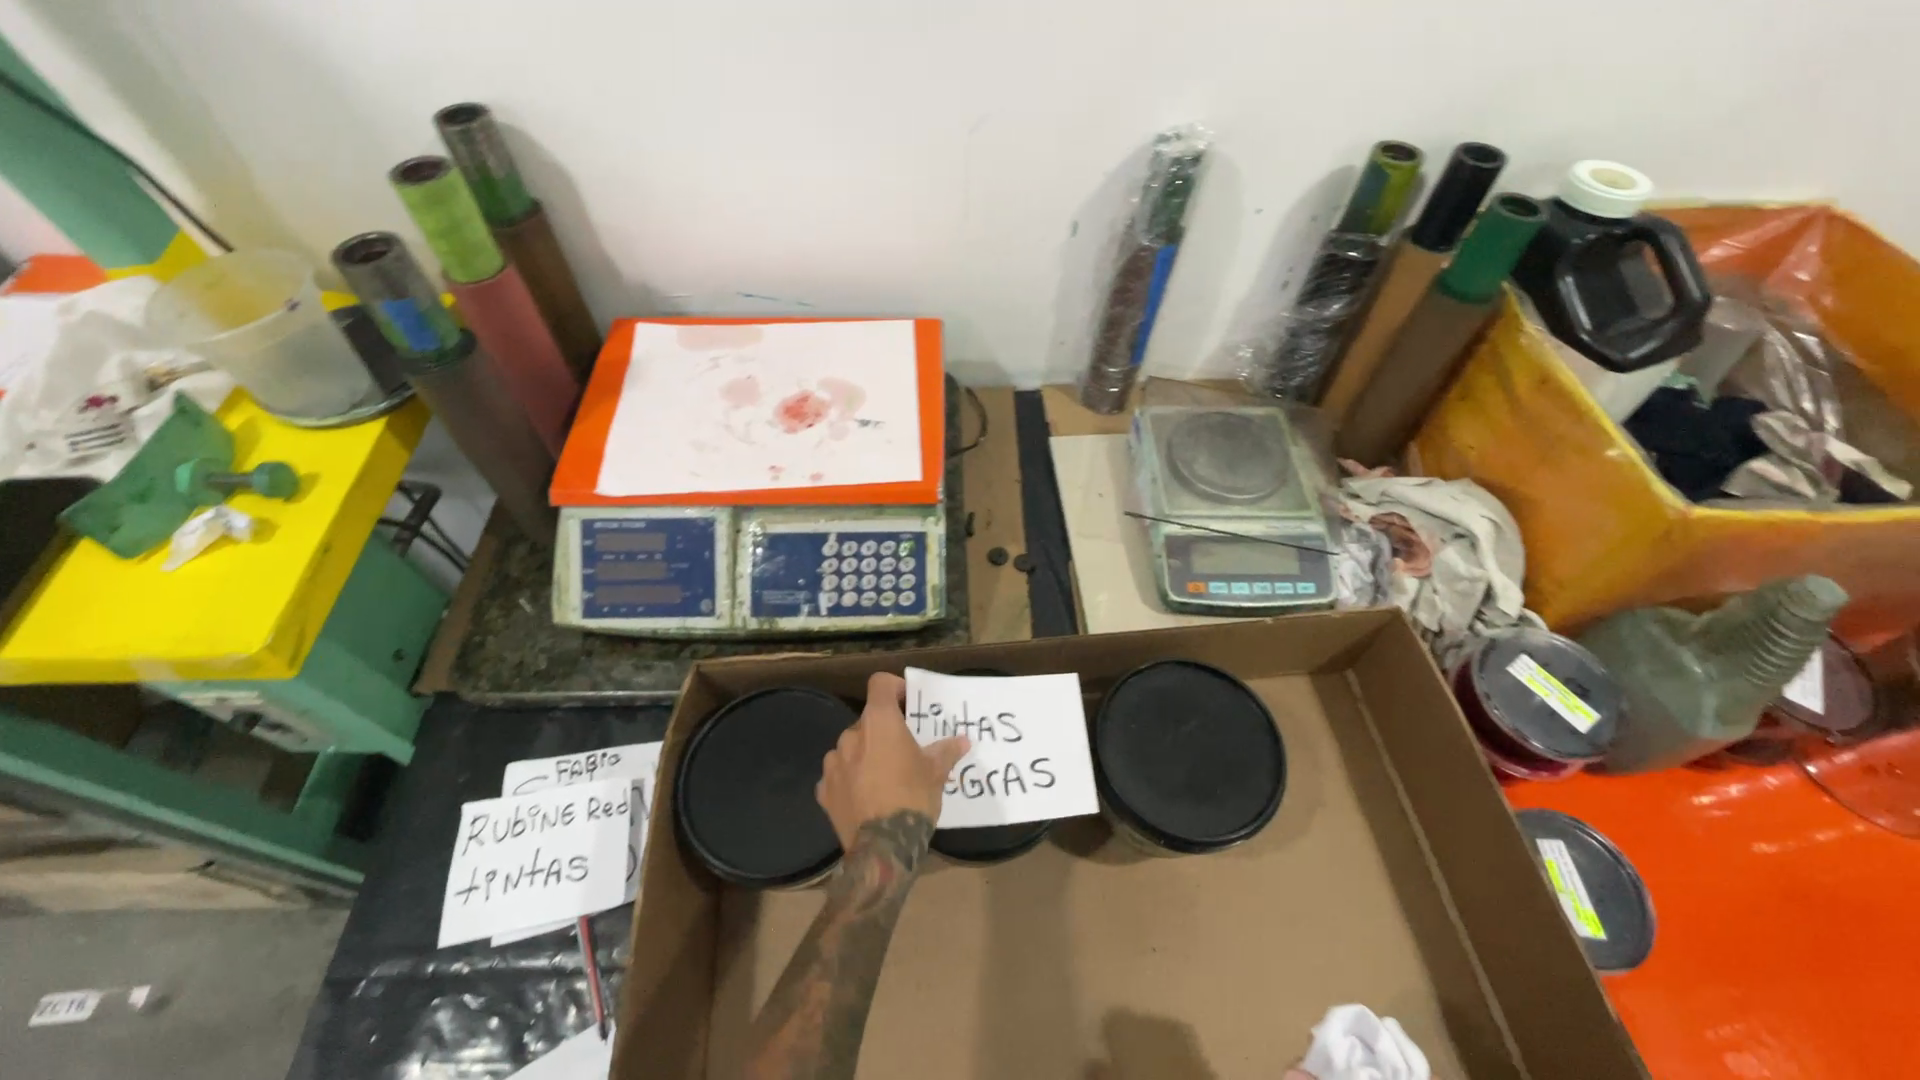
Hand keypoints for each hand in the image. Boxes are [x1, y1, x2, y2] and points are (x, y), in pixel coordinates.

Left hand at [816, 672, 970, 849]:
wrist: (882, 845)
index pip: (880, 684)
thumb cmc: (913, 798)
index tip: (907, 702)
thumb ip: (946, 751)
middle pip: (868, 720)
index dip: (894, 687)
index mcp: (879, 723)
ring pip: (851, 748)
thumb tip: (962, 742)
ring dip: (864, 755)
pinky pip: (838, 775)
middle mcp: (851, 735)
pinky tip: (864, 797)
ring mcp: (833, 763)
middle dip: (884, 731)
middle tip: (903, 751)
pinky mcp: (823, 789)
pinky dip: (849, 780)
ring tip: (882, 777)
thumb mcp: (935, 773)